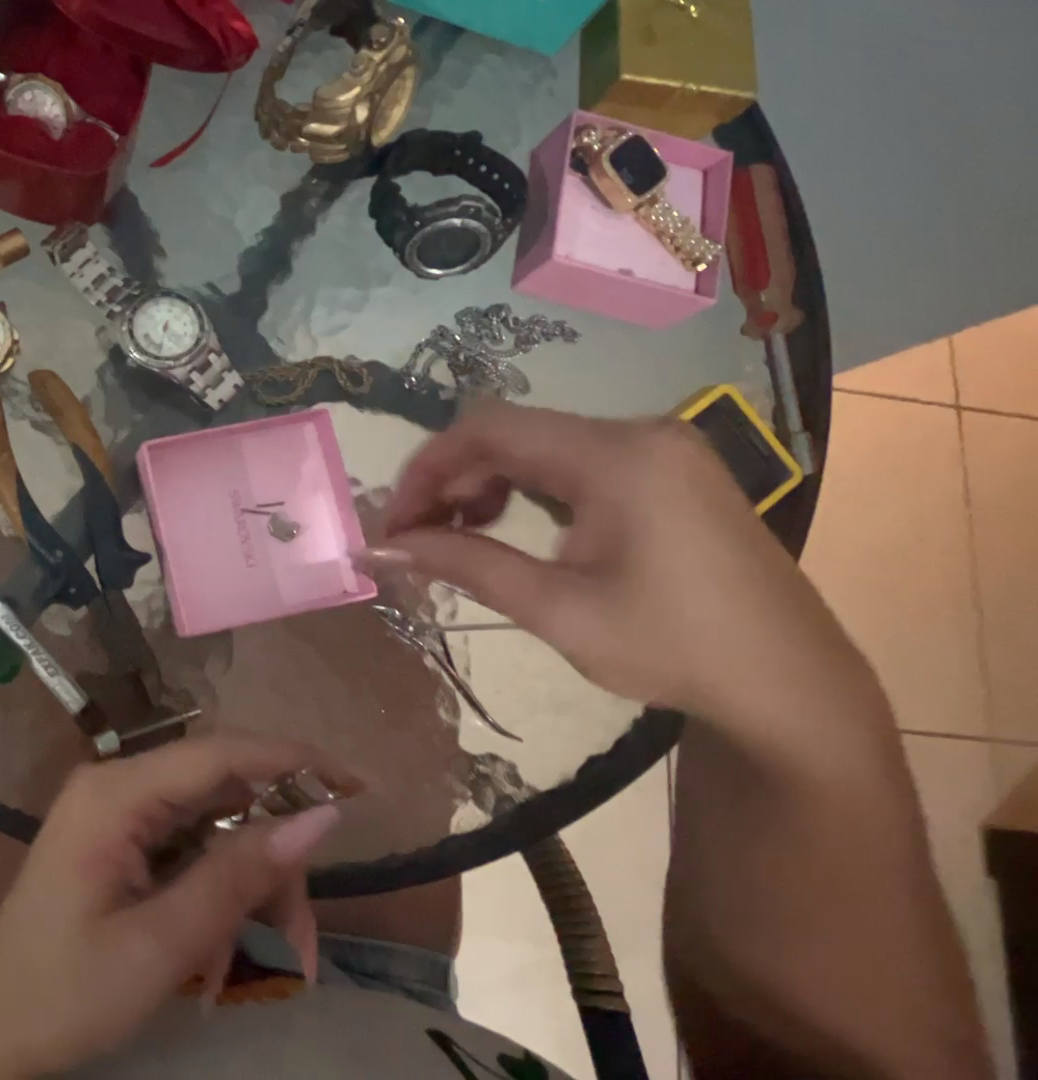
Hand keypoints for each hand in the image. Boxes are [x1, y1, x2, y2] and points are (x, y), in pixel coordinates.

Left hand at [0, 735, 347, 1077]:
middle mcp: (115, 786)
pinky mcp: (119, 841)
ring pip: (214, 826)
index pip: (221, 752)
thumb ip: (238, 875)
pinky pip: (190, 848)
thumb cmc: (65, 991)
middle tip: (303, 933)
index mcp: (115, 793)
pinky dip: (221, 893)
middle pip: (223, 792)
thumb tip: (320, 816)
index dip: (294, 762)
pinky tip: (225, 950)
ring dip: (251, 885)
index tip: (359, 787)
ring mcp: (115, 812)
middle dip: (272, 856)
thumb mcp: (161, 944)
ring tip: (271, 959)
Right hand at [360, 400, 872, 720]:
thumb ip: (464, 565)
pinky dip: (524, 489)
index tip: (393, 525)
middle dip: (449, 481)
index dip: (425, 470)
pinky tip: (507, 527)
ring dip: (483, 485)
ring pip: (537, 446)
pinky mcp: (666, 470)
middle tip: (414, 539)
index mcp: (616, 456)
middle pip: (510, 433)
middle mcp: (638, 432)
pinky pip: (572, 461)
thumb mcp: (555, 609)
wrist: (789, 684)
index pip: (488, 430)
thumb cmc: (672, 648)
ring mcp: (658, 448)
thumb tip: (381, 549)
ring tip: (455, 538)